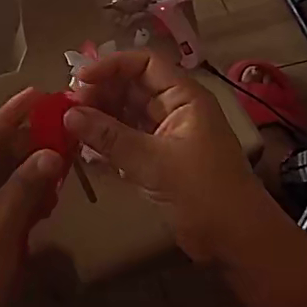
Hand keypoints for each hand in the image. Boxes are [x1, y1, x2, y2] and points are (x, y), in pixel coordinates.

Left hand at [0, 89, 65, 306]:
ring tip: (62, 164)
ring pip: (0, 182)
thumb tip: (51, 152)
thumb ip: (27, 185)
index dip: (11, 113)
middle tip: (63, 131)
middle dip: (27, 146)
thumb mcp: (1, 227)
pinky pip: (1, 207)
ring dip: (29, 175)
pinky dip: (23, 202)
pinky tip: (47, 201)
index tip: (38, 93)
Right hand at [65, 50, 276, 263]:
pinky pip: (126, 139)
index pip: (143, 63)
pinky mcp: (158, 159)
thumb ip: (109, 136)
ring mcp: (165, 134)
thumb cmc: (204, 193)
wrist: (238, 243)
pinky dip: (105, 140)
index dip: (111, 65)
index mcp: (184, 97)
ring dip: (99, 117)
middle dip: (99, 93)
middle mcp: (174, 109)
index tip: (79, 80)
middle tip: (68, 107)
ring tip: (69, 126)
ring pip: (125, 113)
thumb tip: (68, 114)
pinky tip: (82, 147)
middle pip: (131, 86)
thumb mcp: (153, 162)